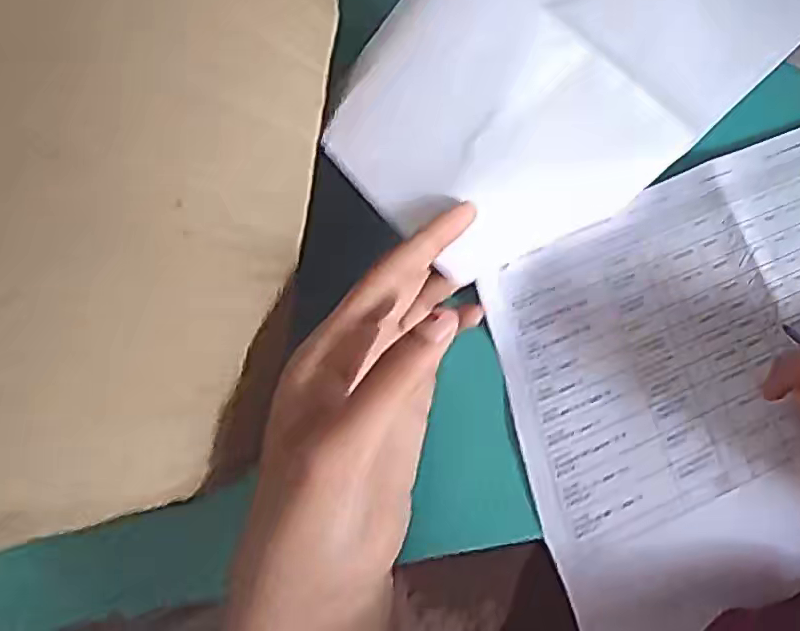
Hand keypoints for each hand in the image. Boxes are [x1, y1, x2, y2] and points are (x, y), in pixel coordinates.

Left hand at [225, 203, 481, 630]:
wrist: (320, 584)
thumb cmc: (312, 513)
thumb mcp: (345, 443)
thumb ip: (396, 375)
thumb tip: (449, 314)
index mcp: (326, 357)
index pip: (380, 286)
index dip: (420, 247)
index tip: (461, 213)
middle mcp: (353, 358)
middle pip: (400, 292)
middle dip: (436, 255)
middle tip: (481, 223)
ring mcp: (381, 380)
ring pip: (419, 317)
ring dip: (449, 287)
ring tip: (487, 256)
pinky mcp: (405, 402)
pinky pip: (434, 349)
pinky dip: (457, 325)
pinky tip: (478, 312)